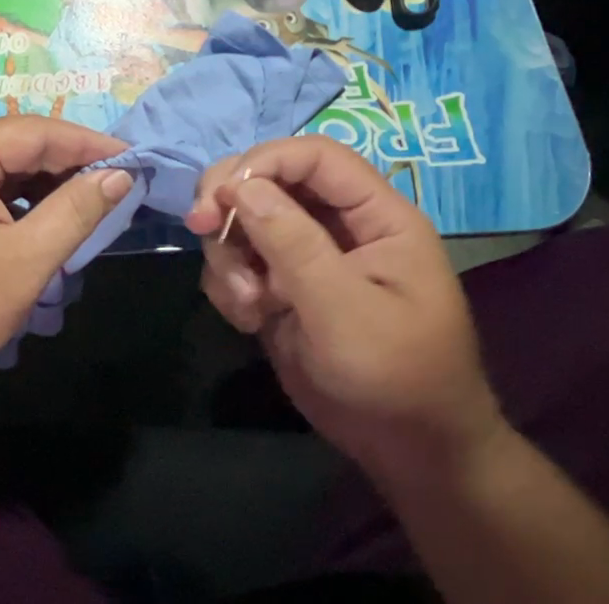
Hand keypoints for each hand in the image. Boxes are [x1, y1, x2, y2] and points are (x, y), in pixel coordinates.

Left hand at [0, 116, 131, 405]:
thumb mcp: (26, 259)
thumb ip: (76, 209)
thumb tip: (120, 173)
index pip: (34, 131)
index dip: (86, 141)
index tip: (133, 156)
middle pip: (17, 144)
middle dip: (69, 161)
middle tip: (120, 180)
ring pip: (4, 166)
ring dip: (48, 181)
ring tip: (94, 199)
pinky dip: (22, 198)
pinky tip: (52, 215)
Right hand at [183, 137, 507, 475]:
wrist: (407, 452)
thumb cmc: (395, 377)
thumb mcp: (346, 311)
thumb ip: (294, 244)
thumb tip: (240, 187)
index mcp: (377, 217)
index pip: (315, 157)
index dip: (264, 162)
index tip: (221, 195)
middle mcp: (339, 227)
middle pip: (269, 181)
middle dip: (230, 202)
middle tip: (201, 226)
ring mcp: (306, 257)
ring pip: (243, 222)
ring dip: (228, 256)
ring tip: (246, 306)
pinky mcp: (281, 288)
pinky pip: (237, 263)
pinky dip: (229, 285)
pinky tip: (248, 321)